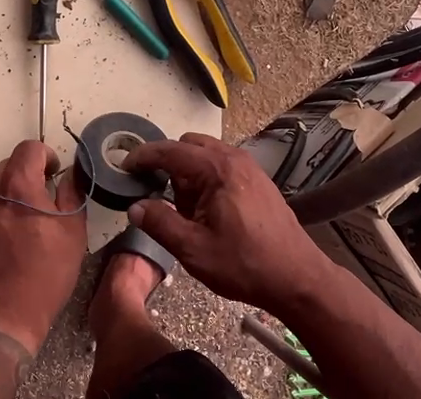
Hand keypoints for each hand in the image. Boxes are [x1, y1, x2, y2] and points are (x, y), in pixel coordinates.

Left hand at [0, 139, 86, 354]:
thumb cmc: (41, 278)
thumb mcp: (72, 235)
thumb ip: (71, 195)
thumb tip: (68, 175)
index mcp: (17, 184)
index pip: (29, 148)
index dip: (45, 157)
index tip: (51, 175)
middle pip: (5, 169)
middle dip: (22, 180)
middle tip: (35, 209)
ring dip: (0, 202)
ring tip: (11, 234)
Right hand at [124, 133, 334, 313]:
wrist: (297, 276)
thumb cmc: (244, 264)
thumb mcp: (194, 249)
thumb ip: (160, 223)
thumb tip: (135, 206)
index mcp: (216, 169)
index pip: (170, 151)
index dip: (143, 156)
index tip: (124, 166)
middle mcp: (233, 157)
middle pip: (188, 145)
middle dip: (168, 164)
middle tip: (157, 195)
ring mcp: (248, 166)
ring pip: (206, 154)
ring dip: (188, 171)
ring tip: (184, 209)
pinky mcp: (257, 179)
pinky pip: (221, 164)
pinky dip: (206, 176)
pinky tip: (207, 210)